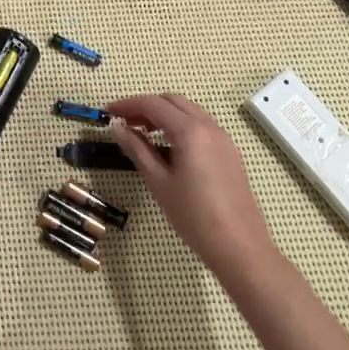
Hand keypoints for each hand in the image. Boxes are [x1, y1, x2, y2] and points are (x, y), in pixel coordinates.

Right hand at [108, 95, 348, 349]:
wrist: (240, 248)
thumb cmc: (194, 217)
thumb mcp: (159, 182)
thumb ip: (137, 149)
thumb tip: (117, 127)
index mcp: (190, 131)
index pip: (152, 104)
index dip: (127, 104)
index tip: (108, 112)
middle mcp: (209, 126)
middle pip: (172, 101)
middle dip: (146, 106)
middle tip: (126, 123)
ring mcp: (223, 138)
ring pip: (189, 111)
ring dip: (165, 114)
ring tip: (144, 134)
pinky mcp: (230, 152)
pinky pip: (201, 125)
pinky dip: (181, 125)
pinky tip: (170, 147)